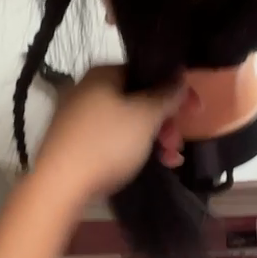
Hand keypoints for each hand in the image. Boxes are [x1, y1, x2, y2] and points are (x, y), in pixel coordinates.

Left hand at [33, 66, 185, 199]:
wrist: (60, 185)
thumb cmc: (107, 143)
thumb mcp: (145, 116)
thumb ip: (167, 95)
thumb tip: (179, 76)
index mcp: (102, 74)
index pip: (146, 72)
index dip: (174, 90)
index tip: (195, 110)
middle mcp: (87, 90)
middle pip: (138, 99)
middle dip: (165, 121)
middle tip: (177, 142)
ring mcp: (78, 118)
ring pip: (128, 122)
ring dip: (154, 138)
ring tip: (170, 159)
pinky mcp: (75, 144)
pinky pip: (113, 139)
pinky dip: (134, 148)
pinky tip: (153, 165)